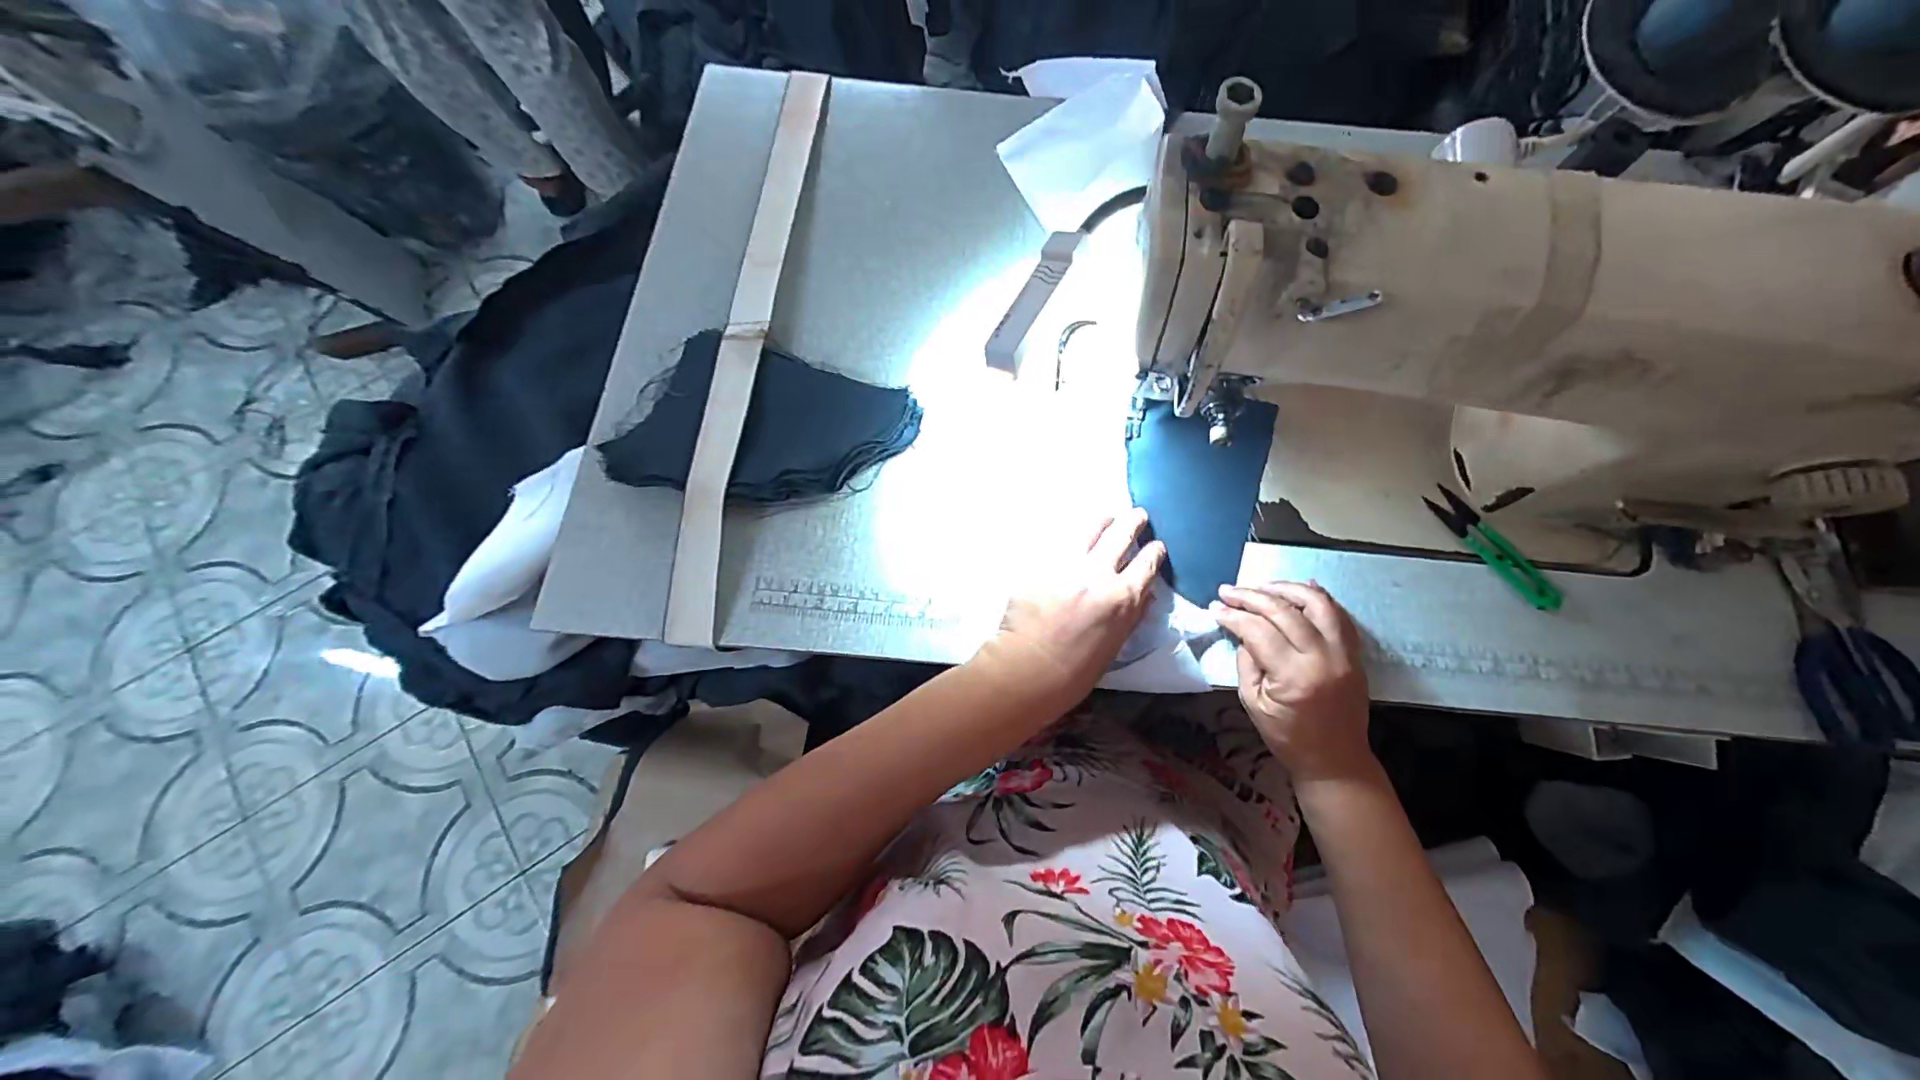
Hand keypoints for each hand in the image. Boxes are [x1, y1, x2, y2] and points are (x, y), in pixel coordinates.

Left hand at [973, 509, 1165, 711]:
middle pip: (1121, 535)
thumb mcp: (1116, 644)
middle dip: (1133, 522)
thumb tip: (1146, 595)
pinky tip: (1073, 538)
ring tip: (1107, 519)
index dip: (1155, 551)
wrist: (1027, 668)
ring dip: (1103, 523)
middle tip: (1137, 515)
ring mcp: (1067, 565)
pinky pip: (1060, 543)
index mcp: (1123, 596)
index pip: (1148, 562)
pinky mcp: (1040, 564)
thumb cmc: (1076, 670)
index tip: (1156, 546)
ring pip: (1090, 530)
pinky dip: (1072, 539)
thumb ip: (1132, 615)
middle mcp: (1098, 573)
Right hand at [1211, 581, 1374, 785]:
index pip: (1258, 630)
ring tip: (1261, 587)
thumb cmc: (1287, 737)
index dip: (1233, 615)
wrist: (1335, 759)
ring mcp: (1344, 654)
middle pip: (1285, 611)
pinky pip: (1339, 615)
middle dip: (1252, 597)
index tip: (1215, 608)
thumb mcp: (1253, 702)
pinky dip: (1318, 598)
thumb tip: (1241, 630)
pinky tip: (1299, 589)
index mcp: (1294, 676)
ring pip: (1317, 604)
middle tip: (1229, 591)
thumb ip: (1247, 662)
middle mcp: (1323, 659)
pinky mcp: (1355, 654)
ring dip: (1286, 589)